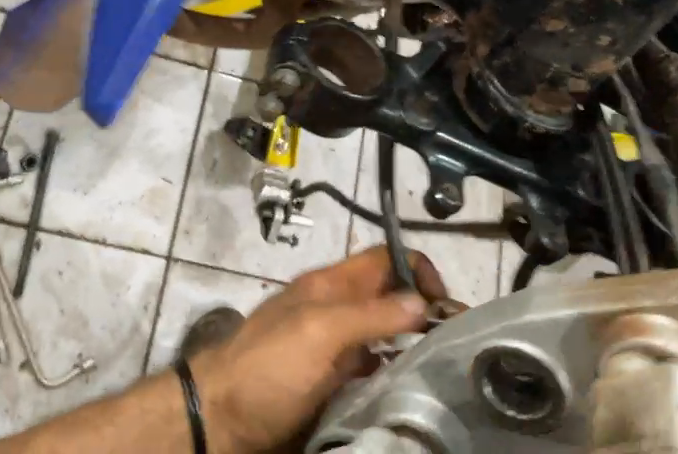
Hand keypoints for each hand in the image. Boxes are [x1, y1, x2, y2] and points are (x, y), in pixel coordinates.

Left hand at [189, 246, 447, 453]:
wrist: (220, 418)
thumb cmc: (267, 367)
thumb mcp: (317, 332)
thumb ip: (368, 314)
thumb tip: (423, 300)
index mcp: (331, 286)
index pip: (384, 259)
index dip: (417, 271)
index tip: (445, 307)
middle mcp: (336, 311)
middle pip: (390, 298)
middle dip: (425, 313)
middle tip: (458, 348)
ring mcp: (334, 350)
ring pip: (385, 339)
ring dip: (414, 350)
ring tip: (445, 375)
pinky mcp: (332, 386)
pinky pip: (374, 375)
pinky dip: (394, 380)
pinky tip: (412, 396)